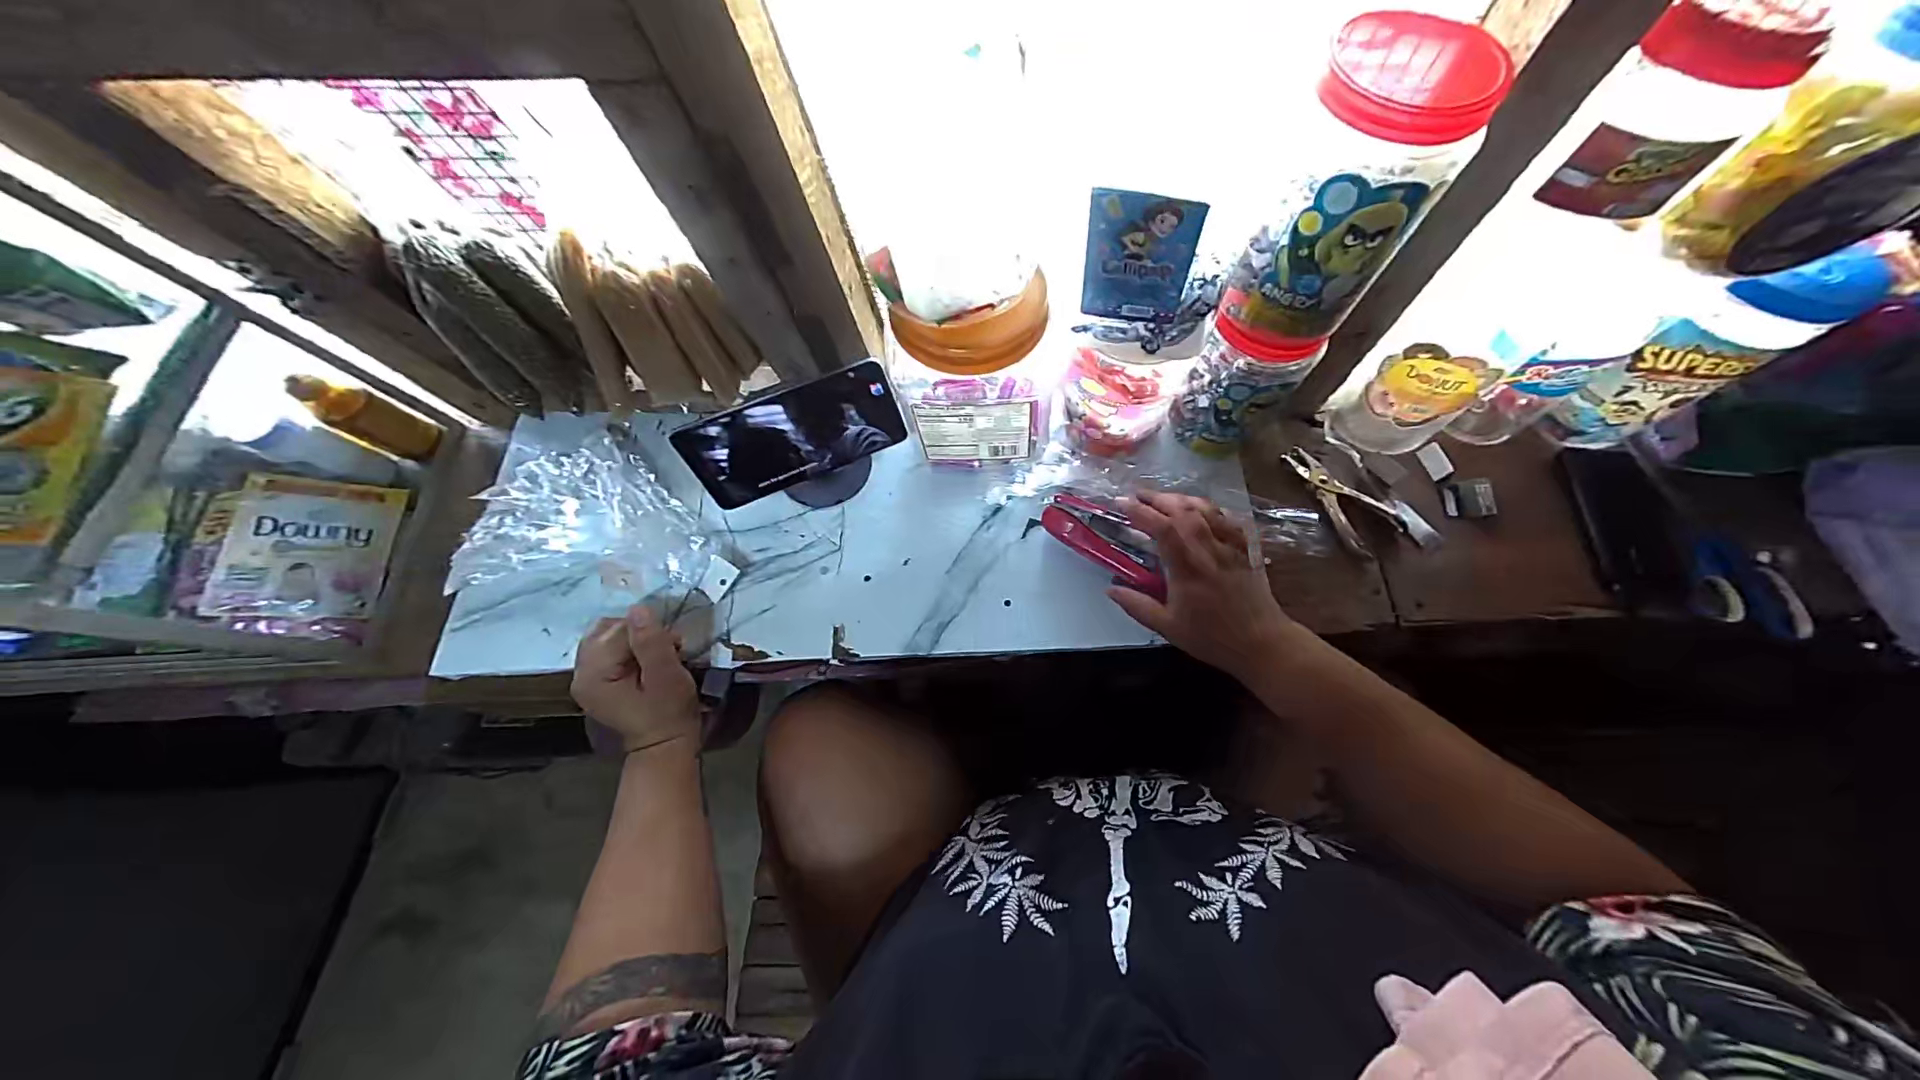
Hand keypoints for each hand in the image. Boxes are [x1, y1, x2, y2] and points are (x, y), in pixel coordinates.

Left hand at [571, 605, 701, 753]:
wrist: (664, 745)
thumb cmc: (669, 713)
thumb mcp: (667, 676)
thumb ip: (651, 643)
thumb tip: (639, 609)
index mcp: (593, 675)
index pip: (619, 631)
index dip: (650, 632)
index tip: (675, 645)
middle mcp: (580, 674)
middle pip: (607, 629)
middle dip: (639, 632)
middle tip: (666, 648)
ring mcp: (585, 677)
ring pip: (607, 635)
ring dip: (635, 638)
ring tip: (657, 654)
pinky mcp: (595, 679)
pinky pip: (608, 648)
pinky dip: (629, 647)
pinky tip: (646, 661)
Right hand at [1107, 490, 1305, 680]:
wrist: (1263, 644)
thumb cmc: (1212, 638)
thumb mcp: (1168, 627)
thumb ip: (1137, 606)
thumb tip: (1110, 590)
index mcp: (1187, 568)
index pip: (1162, 528)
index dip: (1140, 511)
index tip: (1121, 503)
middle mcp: (1209, 551)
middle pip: (1184, 511)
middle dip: (1158, 498)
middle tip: (1137, 495)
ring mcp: (1231, 547)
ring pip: (1207, 510)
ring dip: (1182, 499)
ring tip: (1164, 499)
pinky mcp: (1245, 550)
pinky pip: (1228, 520)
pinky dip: (1211, 509)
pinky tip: (1201, 511)